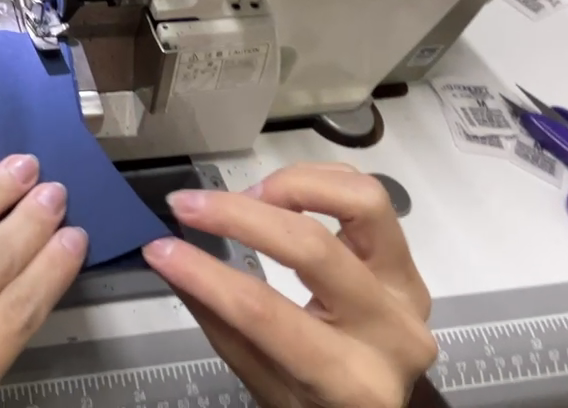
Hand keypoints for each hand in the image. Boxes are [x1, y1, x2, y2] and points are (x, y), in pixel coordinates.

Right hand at [143, 163, 436, 407]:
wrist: (374, 407)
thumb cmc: (310, 399)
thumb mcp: (259, 379)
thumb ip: (214, 314)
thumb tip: (163, 252)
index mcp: (351, 383)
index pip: (265, 312)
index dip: (204, 273)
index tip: (159, 246)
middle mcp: (393, 332)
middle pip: (313, 247)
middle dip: (238, 214)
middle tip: (188, 205)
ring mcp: (407, 291)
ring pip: (363, 202)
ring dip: (293, 186)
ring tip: (248, 196)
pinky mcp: (406, 262)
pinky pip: (366, 196)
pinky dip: (318, 182)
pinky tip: (281, 197)